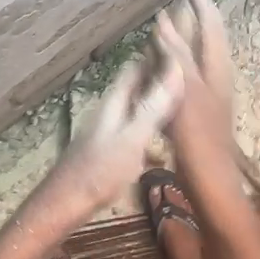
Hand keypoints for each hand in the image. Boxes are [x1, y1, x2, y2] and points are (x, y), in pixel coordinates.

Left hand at [51, 54, 182, 211]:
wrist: (66, 205)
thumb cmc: (99, 172)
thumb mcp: (132, 138)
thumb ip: (153, 107)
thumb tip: (176, 70)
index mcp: (114, 102)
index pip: (135, 67)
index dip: (157, 57)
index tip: (184, 53)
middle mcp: (110, 112)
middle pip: (137, 88)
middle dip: (162, 84)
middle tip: (193, 85)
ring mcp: (109, 133)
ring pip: (137, 112)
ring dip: (158, 110)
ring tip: (187, 113)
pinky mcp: (109, 153)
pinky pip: (136, 136)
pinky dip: (151, 136)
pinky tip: (166, 150)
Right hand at [154, 0, 235, 159]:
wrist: (210, 182)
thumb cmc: (199, 139)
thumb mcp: (185, 93)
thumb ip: (176, 56)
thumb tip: (165, 20)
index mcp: (216, 67)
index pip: (210, 19)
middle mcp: (216, 73)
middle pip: (206, 32)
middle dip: (192, 8)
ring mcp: (208, 90)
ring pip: (195, 51)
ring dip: (181, 32)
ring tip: (163, 17)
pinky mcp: (197, 105)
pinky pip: (183, 70)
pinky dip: (171, 58)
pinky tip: (157, 63)